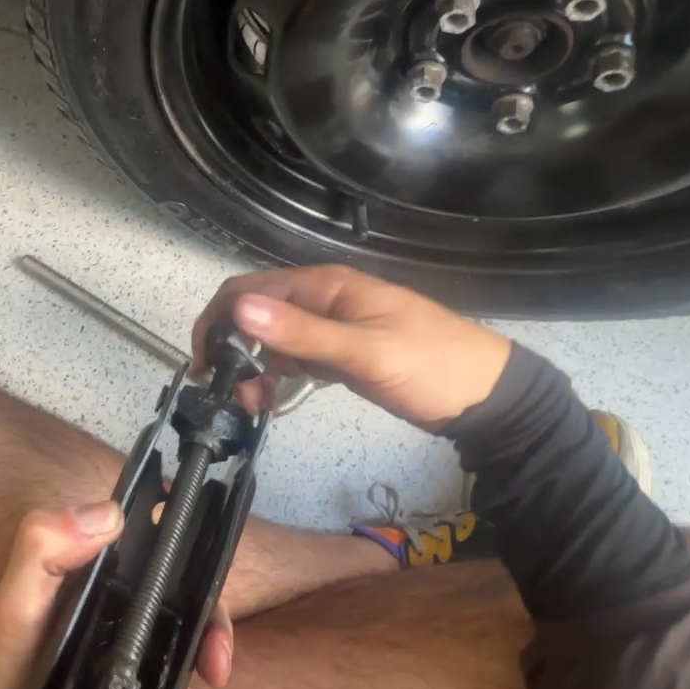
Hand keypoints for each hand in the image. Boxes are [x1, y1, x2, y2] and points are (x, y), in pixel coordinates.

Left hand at [0, 503, 231, 688]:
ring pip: (180, 679)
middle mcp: (118, 620)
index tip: (206, 590)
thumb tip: (110, 511)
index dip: (193, 558)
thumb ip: (42, 550)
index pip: (158, 554)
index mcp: (98, 582)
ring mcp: (122, 669)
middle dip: (212, 637)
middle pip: (185, 615)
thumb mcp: (11, 609)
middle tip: (215, 670)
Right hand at [191, 265, 511, 432]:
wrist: (486, 395)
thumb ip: (302, 333)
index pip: (249, 290)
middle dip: (230, 345)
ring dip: (253, 365)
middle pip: (255, 312)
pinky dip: (277, 375)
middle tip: (224, 388)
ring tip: (252, 402)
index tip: (203, 362)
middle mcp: (319, 299)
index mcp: (323, 286)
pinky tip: (274, 399)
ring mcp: (329, 325)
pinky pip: (294, 357)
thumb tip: (240, 309)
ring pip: (272, 338)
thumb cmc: (429, 365)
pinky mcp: (338, 351)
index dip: (218, 320)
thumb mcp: (364, 351)